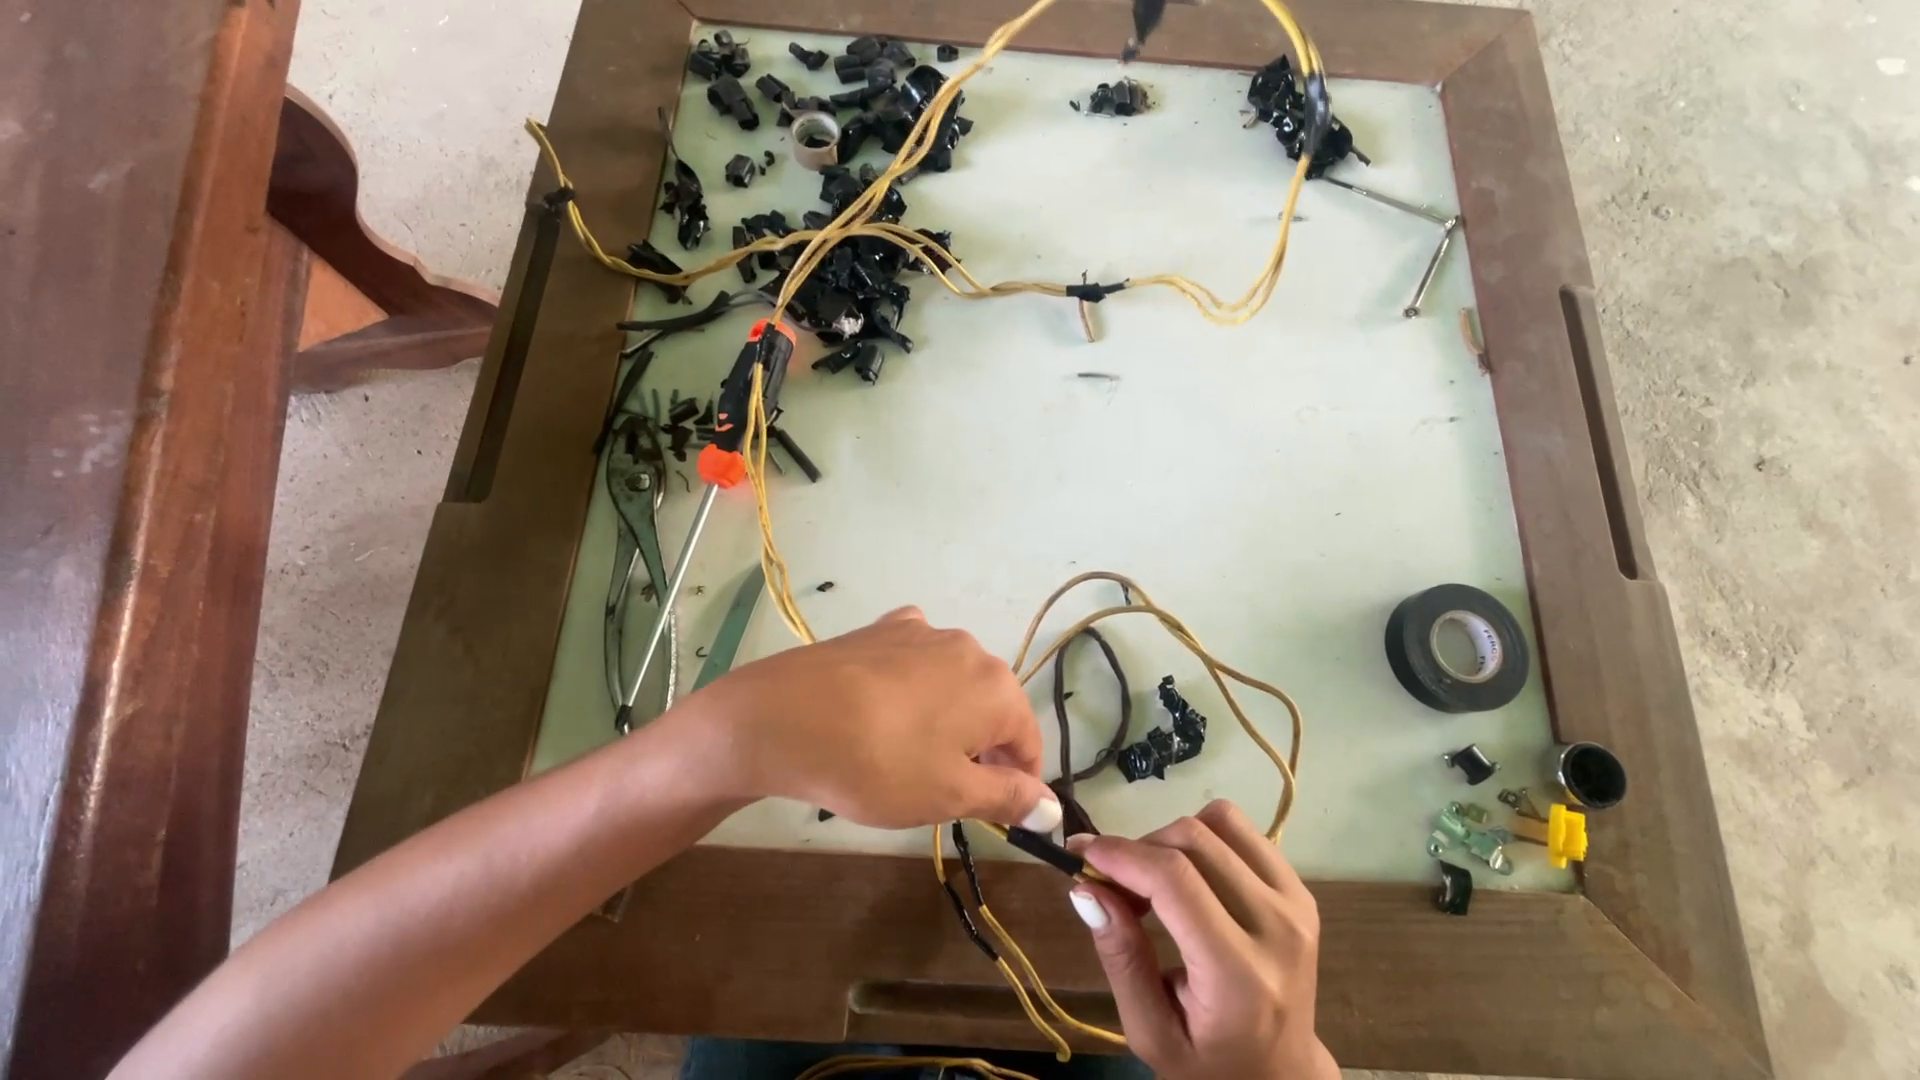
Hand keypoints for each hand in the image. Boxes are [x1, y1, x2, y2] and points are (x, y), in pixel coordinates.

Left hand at [676, 606, 1061, 830]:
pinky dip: (913, 684)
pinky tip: (884, 706)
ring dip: (946, 717)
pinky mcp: (881, 628)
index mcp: (997, 687)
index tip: (987, 813)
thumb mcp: (948, 795)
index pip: (1027, 743)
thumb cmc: (878, 765)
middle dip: (979, 749)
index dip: (1016, 784)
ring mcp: (922, 631)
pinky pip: (915, 660)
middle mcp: (969, 648)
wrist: (784, 718)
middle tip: (939, 788)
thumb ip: (1008, 797)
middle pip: (992, 708)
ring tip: (905, 752)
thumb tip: (1052, 806)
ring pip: (953, 683)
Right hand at [1066, 801, 1336, 1079]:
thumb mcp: (1150, 1031)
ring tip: (1151, 880)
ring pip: (1217, 821)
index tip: (1079, 851)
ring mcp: (1295, 903)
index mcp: (1241, 976)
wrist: (1281, 1074)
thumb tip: (1085, 888)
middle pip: (1193, 840)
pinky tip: (1187, 874)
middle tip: (1112, 883)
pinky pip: (1238, 828)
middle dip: (1137, 849)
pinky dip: (1200, 837)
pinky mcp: (1299, 888)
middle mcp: (1278, 929)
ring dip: (1169, 838)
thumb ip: (1121, 957)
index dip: (1121, 854)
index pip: (1175, 882)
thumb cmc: (1207, 1060)